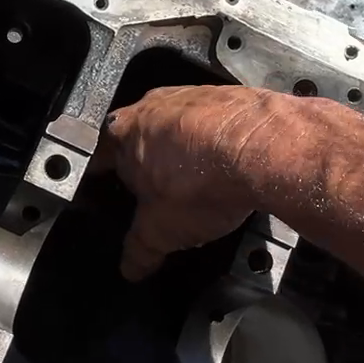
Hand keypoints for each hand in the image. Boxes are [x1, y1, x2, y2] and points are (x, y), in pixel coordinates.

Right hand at [99, 85, 287, 279]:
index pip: (100, 155)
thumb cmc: (202, 178)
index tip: (107, 184)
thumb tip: (131, 266)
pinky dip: (217, 140)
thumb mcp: (160, 230)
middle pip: (141, 136)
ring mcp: (192, 96)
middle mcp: (153, 106)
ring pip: (178, 125)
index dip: (104, 175)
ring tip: (198, 179)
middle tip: (159, 189)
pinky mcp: (228, 96)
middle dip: (148, 160)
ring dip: (185, 149)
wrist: (263, 148)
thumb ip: (139, 249)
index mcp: (122, 133)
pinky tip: (228, 165)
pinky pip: (214, 121)